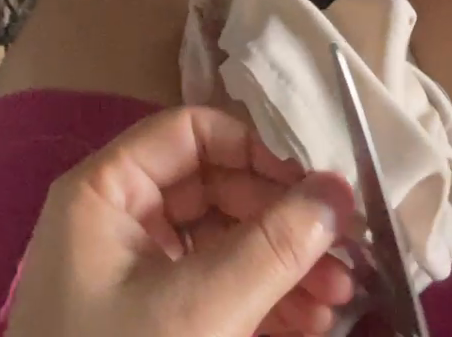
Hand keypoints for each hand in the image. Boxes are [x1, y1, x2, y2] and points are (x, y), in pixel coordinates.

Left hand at [4, 106, 357, 336]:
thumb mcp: (199, 310)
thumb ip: (271, 249)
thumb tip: (336, 192)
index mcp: (107, 189)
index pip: (189, 133)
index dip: (255, 148)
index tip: (315, 184)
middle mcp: (120, 215)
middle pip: (214, 187)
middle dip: (281, 220)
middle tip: (345, 249)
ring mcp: (136, 268)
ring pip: (222, 240)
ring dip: (283, 264)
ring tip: (341, 295)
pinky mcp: (154, 314)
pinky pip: (216, 285)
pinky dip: (262, 299)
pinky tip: (310, 322)